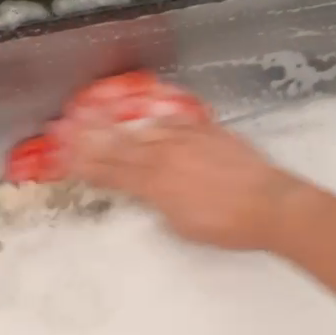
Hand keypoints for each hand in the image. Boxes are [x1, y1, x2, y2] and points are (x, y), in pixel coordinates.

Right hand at [57, 116, 316, 250]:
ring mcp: (185, 138)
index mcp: (154, 181)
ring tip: (90, 110)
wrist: (272, 204)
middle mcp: (164, 154)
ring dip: (113, 121)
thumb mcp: (182, 224)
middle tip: (64, 123)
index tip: (63, 154)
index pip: (109, 169)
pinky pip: (171, 120)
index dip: (84, 162)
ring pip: (140, 128)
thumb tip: (144, 191)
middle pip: (118, 143)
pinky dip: (152, 119)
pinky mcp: (205, 130)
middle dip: (88, 134)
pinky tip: (144, 116)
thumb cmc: (228, 224)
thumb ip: (156, 202)